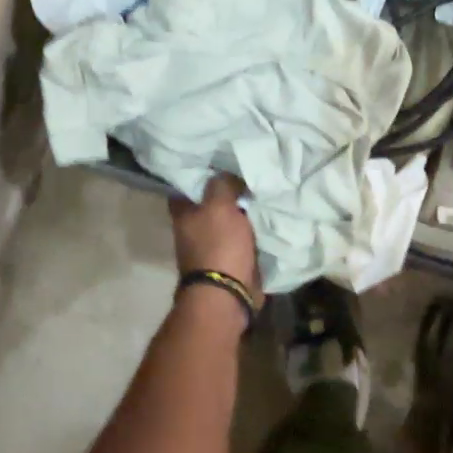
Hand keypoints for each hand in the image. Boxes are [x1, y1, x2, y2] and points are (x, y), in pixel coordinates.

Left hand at [169, 174, 259, 298]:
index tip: (221, 158)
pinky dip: (255, 227)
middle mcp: (193, 227)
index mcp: (183, 213)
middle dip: (228, 188)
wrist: (229, 293)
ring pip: (230, 217)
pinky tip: (270, 212)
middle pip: (211, 200)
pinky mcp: (232, 257)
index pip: (186, 184)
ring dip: (244, 208)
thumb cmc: (218, 246)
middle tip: (249, 169)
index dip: (201, 170)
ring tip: (264, 187)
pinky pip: (245, 235)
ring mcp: (213, 244)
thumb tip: (228, 174)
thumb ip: (222, 184)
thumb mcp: (219, 206)